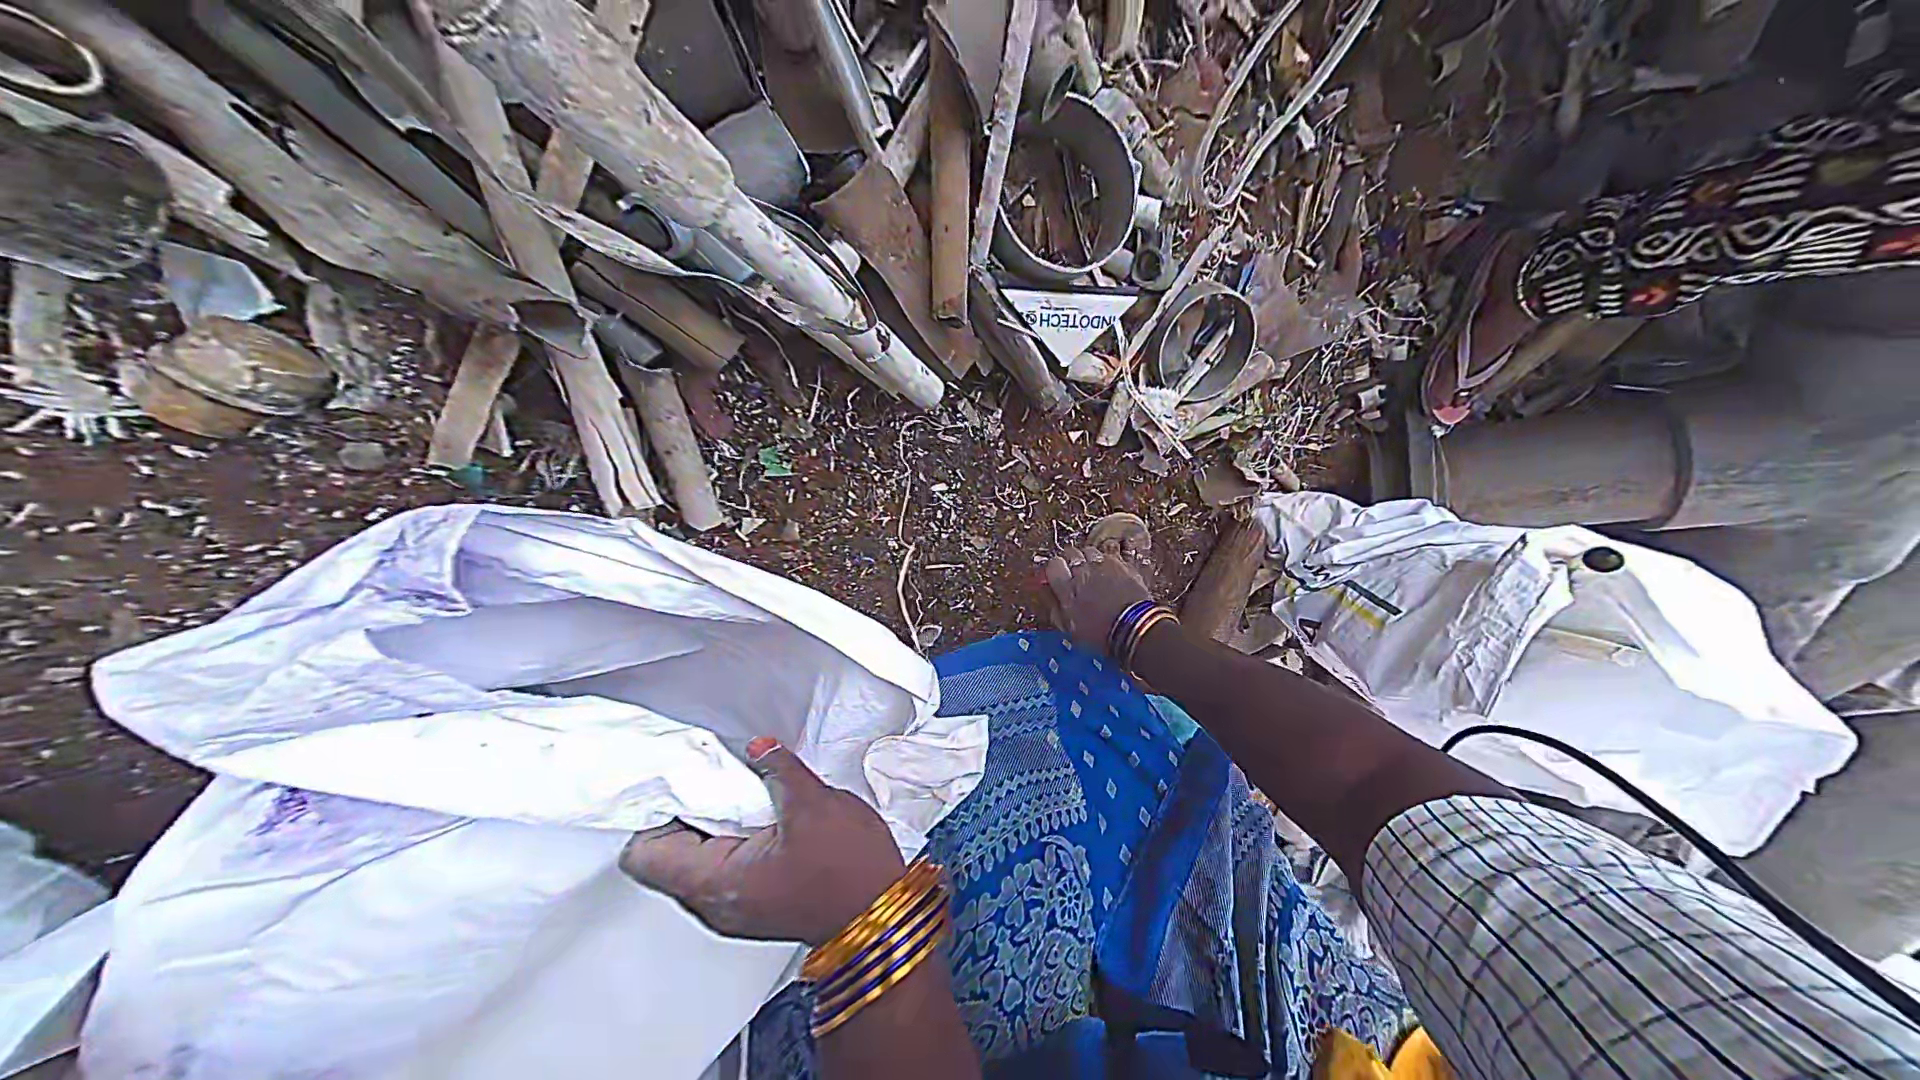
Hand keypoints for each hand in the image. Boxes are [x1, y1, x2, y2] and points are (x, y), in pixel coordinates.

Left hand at [620, 737, 906, 944]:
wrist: (882, 916)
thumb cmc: (849, 875)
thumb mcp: (814, 805)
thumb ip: (779, 769)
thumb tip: (759, 749)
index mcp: (715, 882)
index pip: (643, 855)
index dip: (656, 810)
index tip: (681, 779)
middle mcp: (714, 903)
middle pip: (667, 854)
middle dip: (689, 809)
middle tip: (717, 778)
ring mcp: (734, 907)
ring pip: (697, 859)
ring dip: (715, 822)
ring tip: (744, 792)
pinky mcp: (755, 902)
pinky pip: (723, 865)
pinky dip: (734, 836)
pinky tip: (763, 814)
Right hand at [1044, 545, 1152, 654]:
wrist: (1135, 628)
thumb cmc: (1100, 633)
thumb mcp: (1069, 628)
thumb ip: (1055, 608)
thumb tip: (1048, 596)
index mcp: (1067, 587)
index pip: (1053, 565)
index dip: (1055, 569)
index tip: (1057, 575)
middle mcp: (1083, 571)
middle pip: (1071, 552)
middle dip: (1070, 559)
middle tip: (1074, 571)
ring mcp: (1105, 565)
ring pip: (1090, 550)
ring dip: (1089, 558)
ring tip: (1092, 569)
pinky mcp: (1123, 565)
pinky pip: (1111, 555)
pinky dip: (1108, 560)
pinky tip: (1110, 571)